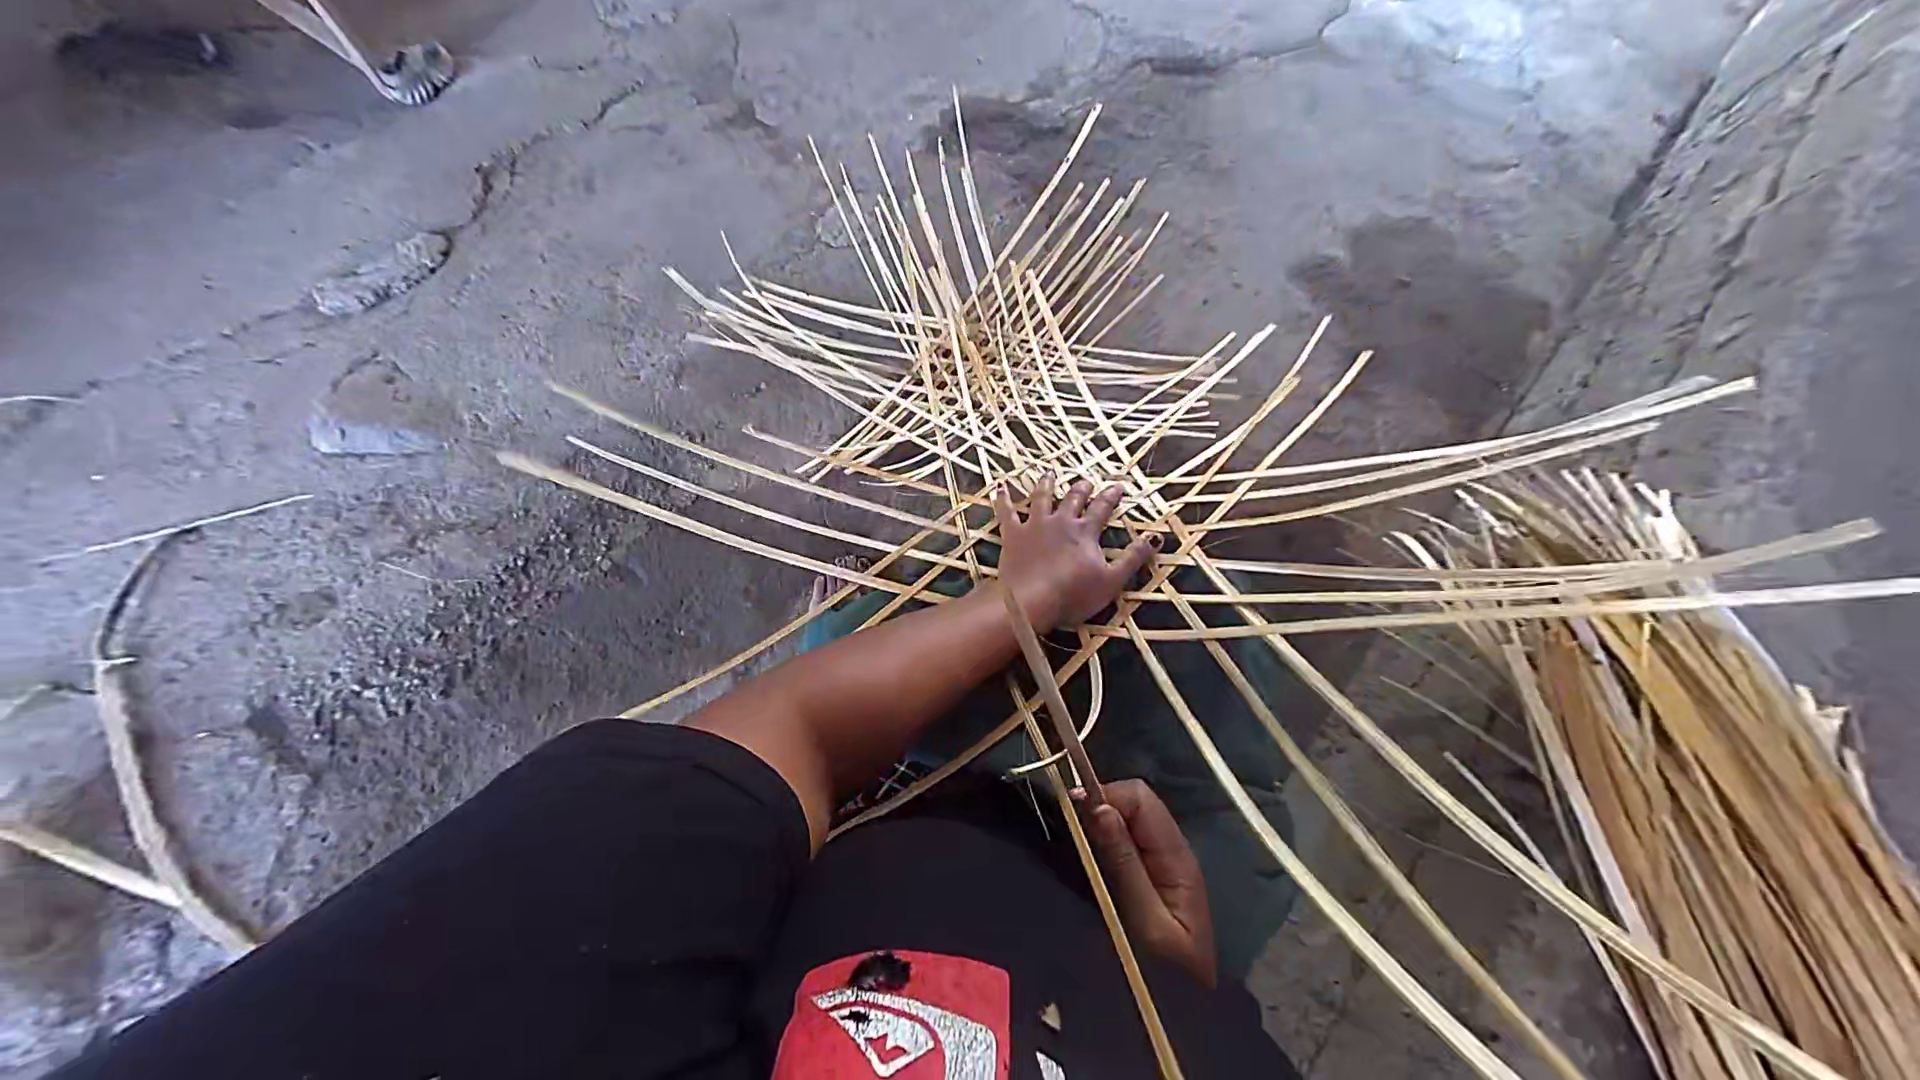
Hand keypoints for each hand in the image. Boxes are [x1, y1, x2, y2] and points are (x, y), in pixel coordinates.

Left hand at [991, 472, 1157, 630]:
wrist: (1032, 601)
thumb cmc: (1074, 594)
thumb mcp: (1112, 580)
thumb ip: (1133, 558)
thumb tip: (1155, 537)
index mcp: (1085, 532)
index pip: (1102, 509)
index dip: (1111, 497)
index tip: (1118, 487)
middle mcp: (1061, 522)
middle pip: (1073, 499)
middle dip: (1081, 489)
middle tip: (1086, 481)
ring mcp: (1034, 526)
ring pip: (1041, 498)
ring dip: (1046, 485)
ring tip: (1049, 474)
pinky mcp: (1012, 535)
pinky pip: (1006, 512)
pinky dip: (1003, 499)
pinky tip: (1000, 487)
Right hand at [1083, 780, 1216, 987]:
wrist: (1192, 1017)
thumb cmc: (1169, 974)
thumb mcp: (1145, 922)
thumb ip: (1124, 863)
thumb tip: (1099, 807)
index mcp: (1176, 856)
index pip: (1140, 797)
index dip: (1105, 795)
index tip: (1072, 813)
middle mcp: (1171, 850)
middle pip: (1133, 802)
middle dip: (1099, 807)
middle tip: (1072, 833)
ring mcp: (1161, 862)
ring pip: (1126, 819)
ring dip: (1099, 824)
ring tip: (1076, 845)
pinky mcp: (1149, 876)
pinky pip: (1124, 841)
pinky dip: (1102, 840)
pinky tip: (1088, 858)